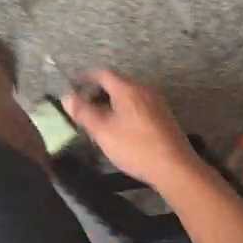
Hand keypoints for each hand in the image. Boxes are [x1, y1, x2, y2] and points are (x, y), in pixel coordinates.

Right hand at [62, 70, 203, 190]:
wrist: (175, 168)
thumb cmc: (135, 146)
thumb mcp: (102, 130)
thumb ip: (83, 111)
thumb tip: (66, 97)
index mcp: (127, 88)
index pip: (102, 73)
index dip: (85, 79)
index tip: (74, 91)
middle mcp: (143, 89)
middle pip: (116, 83)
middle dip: (98, 93)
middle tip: (86, 109)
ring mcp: (156, 102)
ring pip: (128, 95)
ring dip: (112, 103)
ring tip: (102, 121)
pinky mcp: (164, 116)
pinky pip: (139, 105)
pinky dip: (126, 111)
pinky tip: (122, 130)